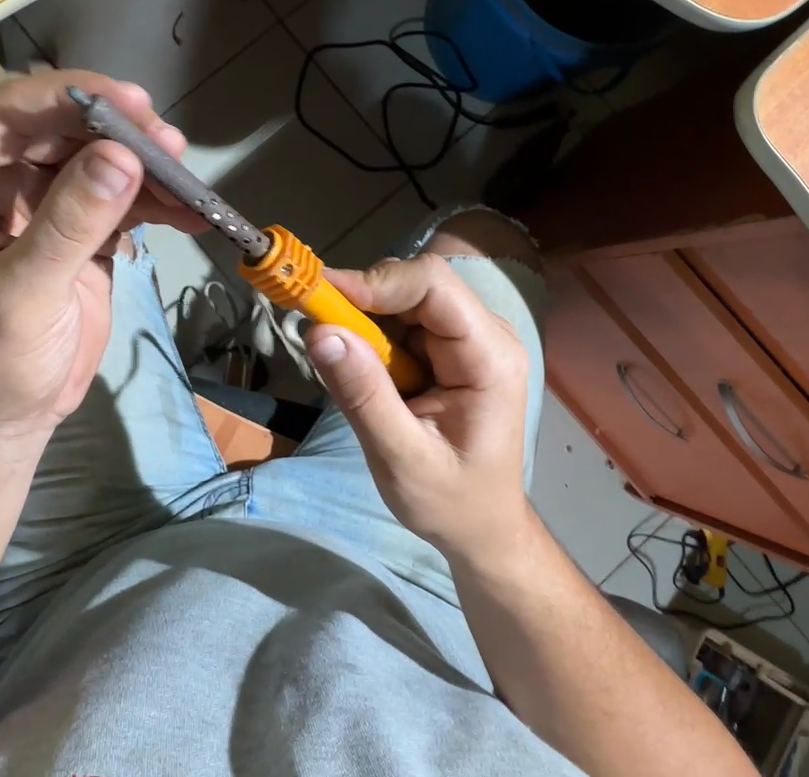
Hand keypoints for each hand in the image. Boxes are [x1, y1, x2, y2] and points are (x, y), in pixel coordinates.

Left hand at [0, 71, 200, 445]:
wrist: (8, 419)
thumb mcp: (23, 296)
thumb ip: (69, 225)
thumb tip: (122, 157)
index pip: (6, 115)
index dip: (66, 97)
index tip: (129, 103)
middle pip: (61, 129)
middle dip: (116, 130)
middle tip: (169, 142)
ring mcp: (43, 205)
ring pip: (98, 159)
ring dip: (145, 165)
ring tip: (188, 180)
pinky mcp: (82, 231)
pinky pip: (122, 198)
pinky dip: (158, 202)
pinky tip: (193, 212)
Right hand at [304, 256, 531, 562]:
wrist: (481, 527)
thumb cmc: (452, 502)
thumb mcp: (401, 459)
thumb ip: (363, 395)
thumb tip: (319, 332)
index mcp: (489, 357)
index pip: (433, 285)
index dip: (375, 281)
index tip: (319, 298)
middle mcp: (484, 333)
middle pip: (416, 283)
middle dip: (362, 300)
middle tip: (319, 331)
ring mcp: (466, 337)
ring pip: (402, 298)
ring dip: (363, 320)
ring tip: (343, 366)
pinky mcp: (445, 347)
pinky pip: (399, 320)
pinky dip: (369, 336)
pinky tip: (361, 371)